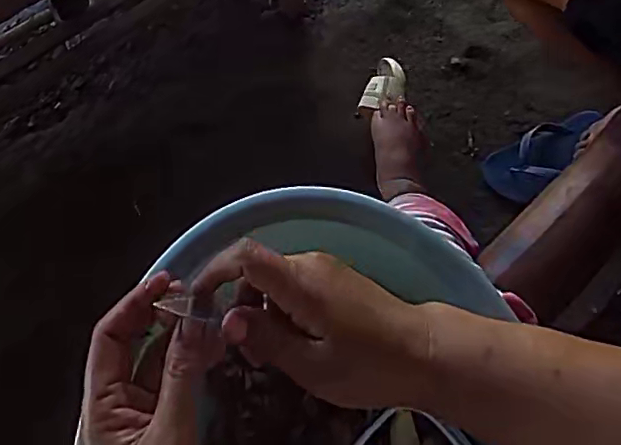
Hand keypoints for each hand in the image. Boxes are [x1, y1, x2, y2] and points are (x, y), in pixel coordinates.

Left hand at [82, 273, 222, 444]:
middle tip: (186, 295)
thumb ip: (181, 374)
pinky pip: (173, 381)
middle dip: (160, 313)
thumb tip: (192, 322)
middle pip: (133, 341)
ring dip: (181, 336)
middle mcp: (115, 408)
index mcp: (100, 408)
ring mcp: (138, 417)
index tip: (161, 282)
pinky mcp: (161, 427)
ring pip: (157, 360)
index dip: (134, 302)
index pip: (108, 335)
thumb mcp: (170, 432)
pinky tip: (208, 347)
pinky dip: (191, 361)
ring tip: (204, 317)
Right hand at [192, 240, 433, 412]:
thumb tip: (226, 321)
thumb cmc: (369, 364)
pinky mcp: (331, 276)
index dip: (215, 270)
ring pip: (272, 278)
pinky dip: (279, 306)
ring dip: (259, 308)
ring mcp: (322, 266)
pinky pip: (292, 283)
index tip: (198, 299)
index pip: (246, 255)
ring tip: (267, 352)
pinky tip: (290, 340)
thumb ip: (267, 339)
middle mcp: (308, 262)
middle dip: (237, 302)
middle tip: (239, 348)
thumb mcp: (314, 366)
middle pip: (255, 269)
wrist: (423, 350)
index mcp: (301, 280)